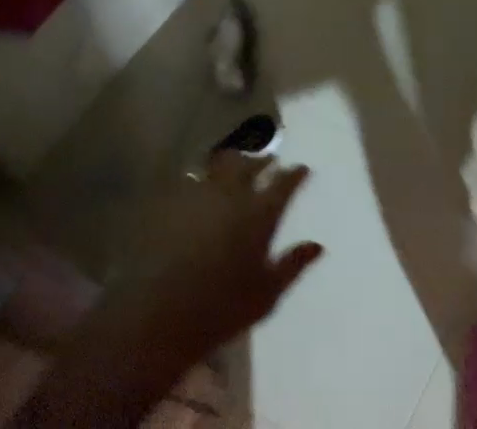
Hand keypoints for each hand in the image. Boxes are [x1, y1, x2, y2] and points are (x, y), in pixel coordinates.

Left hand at [137, 151, 324, 352]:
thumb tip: (317, 245)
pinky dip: (198, 184)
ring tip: (231, 173)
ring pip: (215, 166)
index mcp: (260, 213)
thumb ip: (293, 265)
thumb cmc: (222, 309)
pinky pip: (187, 184)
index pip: (284, 182)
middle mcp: (231, 195)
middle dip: (259, 160)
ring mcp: (196, 197)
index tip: (301, 169)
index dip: (295, 173)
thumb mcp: (268, 293)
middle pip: (248, 163)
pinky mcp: (168, 205)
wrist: (159, 316)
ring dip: (228, 166)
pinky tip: (197, 194)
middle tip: (266, 163)